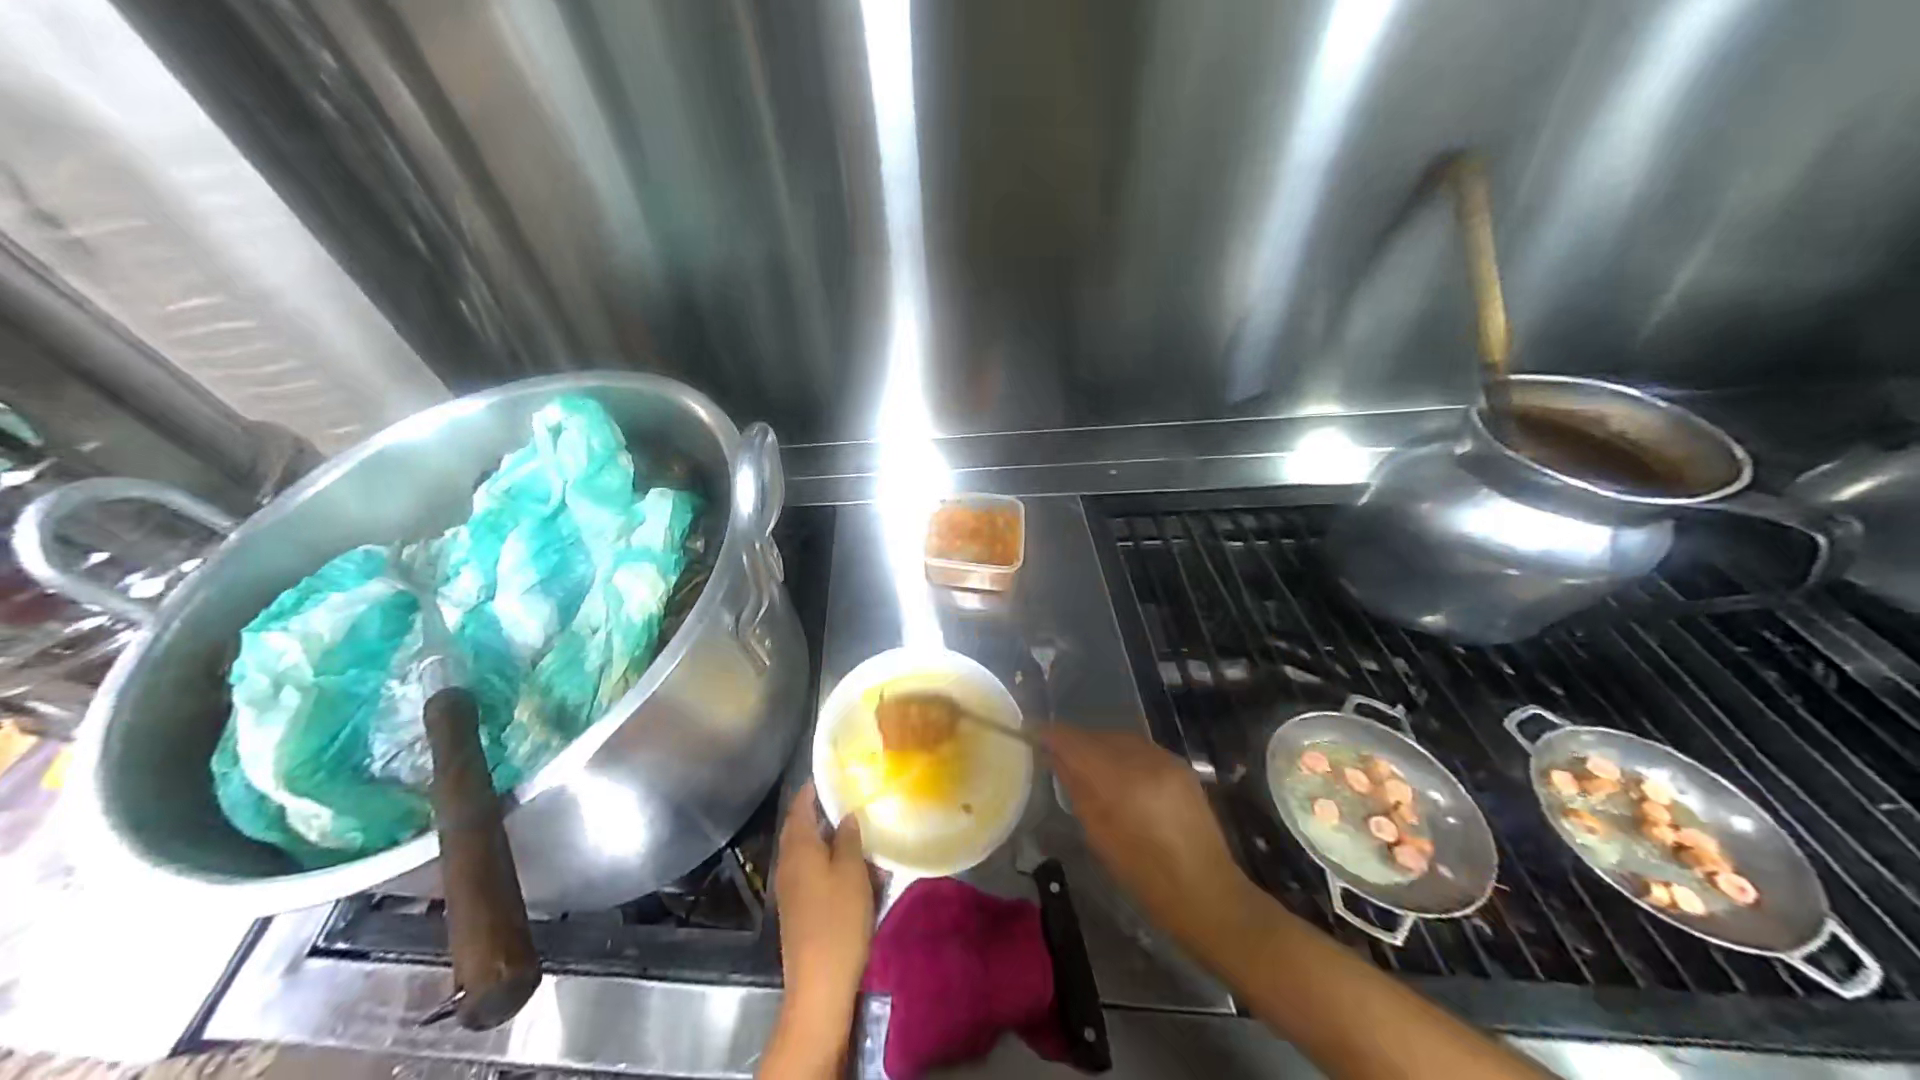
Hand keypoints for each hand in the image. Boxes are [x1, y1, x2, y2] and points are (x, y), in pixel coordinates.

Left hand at [772, 781, 874, 1009]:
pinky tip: (846, 862)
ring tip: (851, 826)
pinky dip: (824, 857)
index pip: (800, 806)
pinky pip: (808, 868)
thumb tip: (846, 816)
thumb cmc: (838, 920)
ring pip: (805, 849)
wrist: (819, 982)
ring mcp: (789, 886)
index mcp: (798, 848)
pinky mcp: (796, 906)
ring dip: (823, 835)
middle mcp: (787, 862)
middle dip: (818, 810)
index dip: (813, 788)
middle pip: (799, 826)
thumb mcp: (852, 873)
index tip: (831, 773)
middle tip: (846, 797)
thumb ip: (849, 840)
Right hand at [1042, 726, 1261, 955]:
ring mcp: (1165, 759)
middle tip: (1055, 759)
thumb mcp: (1098, 836)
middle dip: (1073, 742)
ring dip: (1097, 747)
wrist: (1207, 892)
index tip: (1029, 733)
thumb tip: (1055, 757)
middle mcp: (1143, 758)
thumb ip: (1076, 789)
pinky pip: (1138, 748)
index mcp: (1120, 780)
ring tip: (1085, 769)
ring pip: (1117, 738)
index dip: (1049, 734)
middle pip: (1095, 735)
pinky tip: (1118, 777)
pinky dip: (1121, 755)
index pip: (1073, 741)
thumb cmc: (1145, 876)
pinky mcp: (1180, 765)